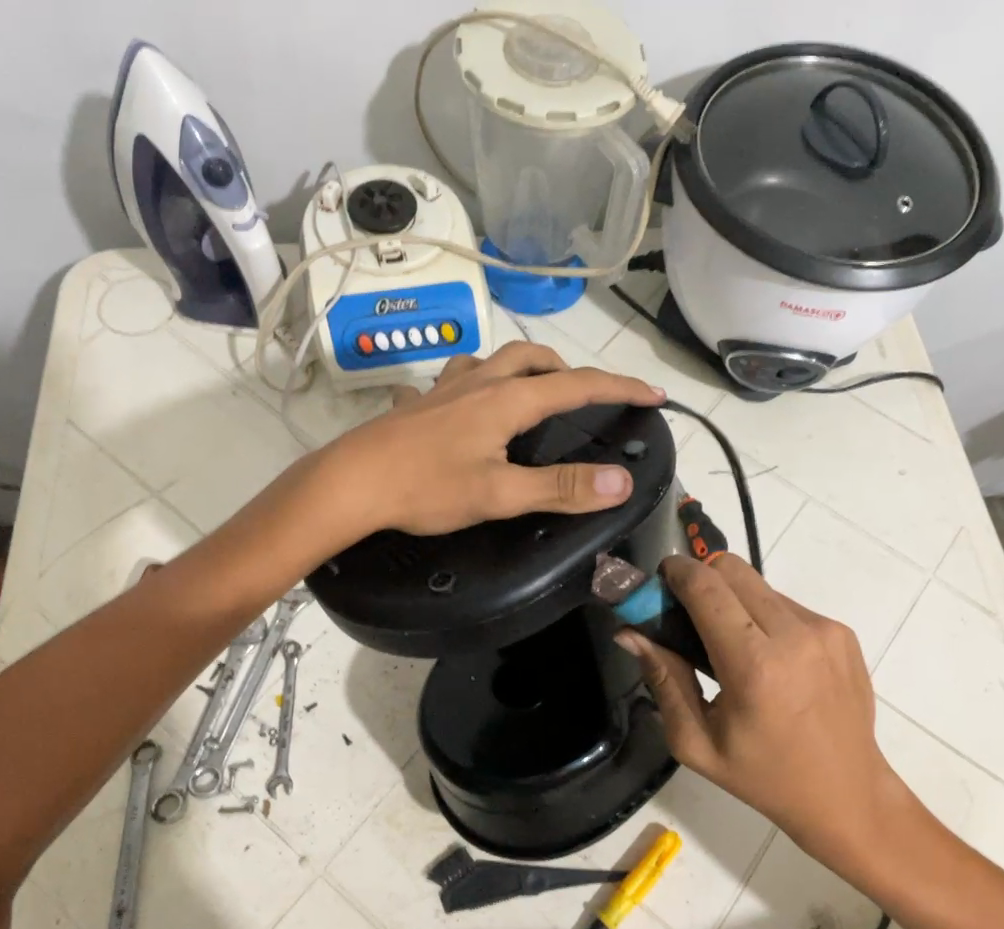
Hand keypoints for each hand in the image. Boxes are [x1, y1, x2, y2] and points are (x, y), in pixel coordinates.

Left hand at [317, 343, 664, 536]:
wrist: (350, 482)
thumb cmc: (425, 488)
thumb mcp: (499, 494)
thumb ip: (560, 488)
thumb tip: (621, 482)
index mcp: (507, 399)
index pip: (578, 385)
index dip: (620, 387)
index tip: (654, 394)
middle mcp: (479, 382)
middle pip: (534, 358)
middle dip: (569, 371)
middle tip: (588, 396)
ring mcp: (445, 388)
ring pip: (495, 361)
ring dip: (525, 370)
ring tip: (534, 395)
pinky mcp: (421, 403)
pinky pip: (460, 379)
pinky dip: (482, 384)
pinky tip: (470, 408)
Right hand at [618, 554, 898, 857]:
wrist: (847, 794)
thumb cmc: (763, 777)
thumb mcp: (696, 743)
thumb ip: (664, 680)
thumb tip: (629, 633)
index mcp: (754, 666)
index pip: (706, 587)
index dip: (676, 573)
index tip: (659, 582)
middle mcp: (794, 635)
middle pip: (733, 570)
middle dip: (702, 580)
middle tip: (686, 613)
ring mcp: (824, 630)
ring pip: (761, 586)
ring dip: (735, 602)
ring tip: (730, 647)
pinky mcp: (842, 632)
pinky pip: (788, 605)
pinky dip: (766, 619)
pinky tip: (769, 662)